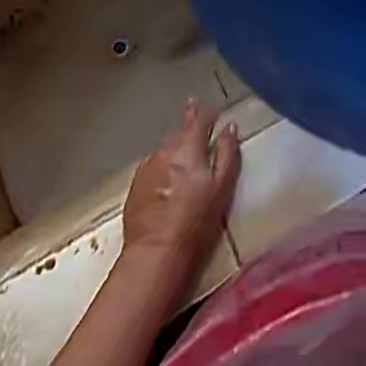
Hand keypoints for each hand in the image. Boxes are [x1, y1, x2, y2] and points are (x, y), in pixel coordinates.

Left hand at [122, 99, 240, 258]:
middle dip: (190, 124)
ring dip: (175, 144)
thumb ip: (228, 152)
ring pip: (165, 148)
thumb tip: (229, 127)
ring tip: (183, 146)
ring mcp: (147, 169)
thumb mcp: (223, 185)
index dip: (208, 113)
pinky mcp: (135, 187)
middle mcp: (165, 152)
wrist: (156, 252)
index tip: (214, 112)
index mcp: (188, 148)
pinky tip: (166, 171)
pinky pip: (152, 165)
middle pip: (180, 131)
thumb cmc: (196, 220)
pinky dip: (162, 163)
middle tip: (195, 115)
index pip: (199, 119)